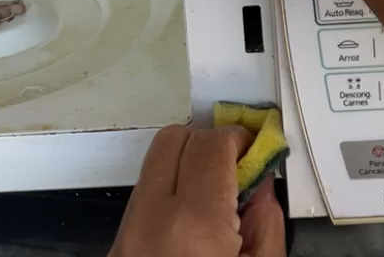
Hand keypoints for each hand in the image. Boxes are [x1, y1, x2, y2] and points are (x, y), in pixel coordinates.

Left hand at [110, 125, 285, 256]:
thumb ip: (266, 230)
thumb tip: (261, 193)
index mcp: (194, 227)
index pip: (213, 144)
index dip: (240, 140)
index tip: (255, 152)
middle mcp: (152, 221)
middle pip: (175, 138)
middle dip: (208, 143)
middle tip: (235, 169)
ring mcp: (127, 233)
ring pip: (154, 164)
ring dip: (185, 165)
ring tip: (214, 197)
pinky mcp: (116, 245)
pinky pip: (143, 197)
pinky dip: (168, 193)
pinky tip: (192, 220)